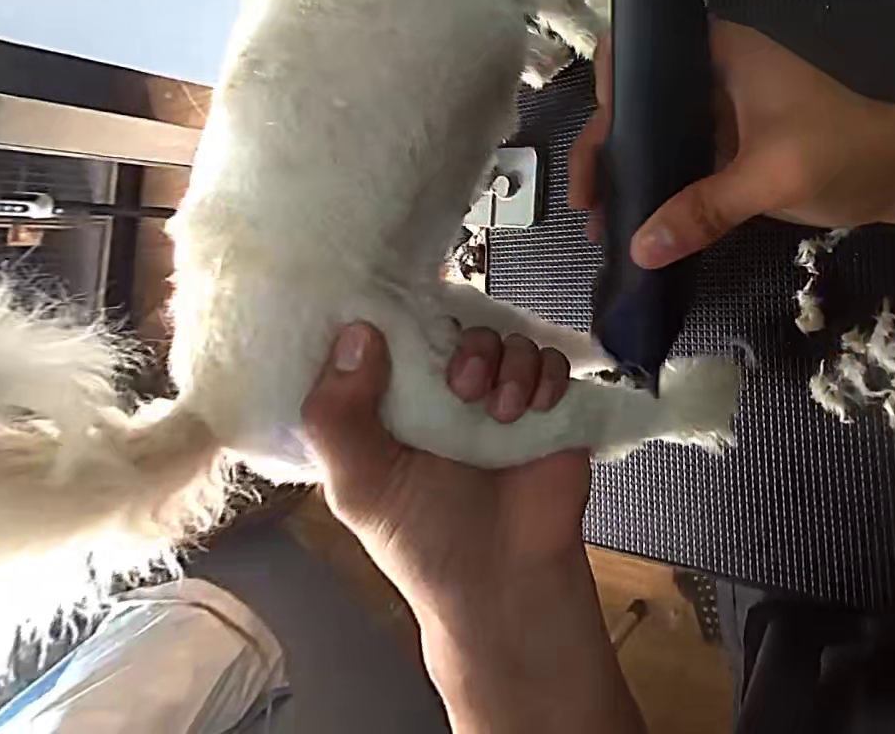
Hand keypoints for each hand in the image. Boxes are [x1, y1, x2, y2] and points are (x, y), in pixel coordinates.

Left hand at [303, 325, 645, 732]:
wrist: (505, 576)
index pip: (404, 340)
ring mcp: (509, 396)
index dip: (409, 322)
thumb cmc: (425, 535)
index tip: (417, 317)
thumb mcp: (363, 484)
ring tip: (506, 412)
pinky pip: (555, 362)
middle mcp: (457, 392)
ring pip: (515, 340)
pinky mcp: (553, 405)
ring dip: (513, 365)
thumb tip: (354, 331)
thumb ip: (340, 417)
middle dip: (472, 350)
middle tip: (466, 389)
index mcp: (405, 405)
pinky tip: (537, 407)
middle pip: (468, 330)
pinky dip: (549, 374)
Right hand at [568, 20, 894, 268]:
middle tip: (589, 202)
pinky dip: (663, 191)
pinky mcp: (733, 151)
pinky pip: (685, 165)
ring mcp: (722, 115)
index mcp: (720, 53)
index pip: (640, 51)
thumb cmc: (845, 152)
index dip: (609, 89)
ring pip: (659, 138)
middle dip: (609, 149)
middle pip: (640, 102)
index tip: (602, 141)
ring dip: (633, 175)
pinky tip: (641, 225)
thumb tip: (640, 249)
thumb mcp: (774, 176)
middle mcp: (712, 77)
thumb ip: (706, 209)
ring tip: (604, 225)